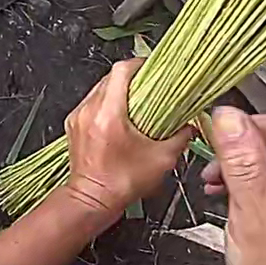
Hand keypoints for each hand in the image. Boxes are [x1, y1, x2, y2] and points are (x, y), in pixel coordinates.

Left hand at [60, 59, 195, 222]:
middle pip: (110, 78)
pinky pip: (91, 104)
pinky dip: (106, 104)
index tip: (153, 67)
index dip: (139, 64)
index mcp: (109, 114)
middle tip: (150, 87)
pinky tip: (121, 117)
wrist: (93, 200)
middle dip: (132, 79)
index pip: (121, 71)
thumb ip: (181, 137)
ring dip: (118, 91)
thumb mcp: (162, 159)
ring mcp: (78, 118)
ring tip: (137, 102)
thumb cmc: (121, 183)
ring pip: (100, 90)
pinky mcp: (74, 125)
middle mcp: (89, 111)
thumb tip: (191, 124)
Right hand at [202, 108, 265, 264]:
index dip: (256, 128)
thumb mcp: (253, 218)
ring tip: (218, 185)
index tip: (220, 142)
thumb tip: (227, 115)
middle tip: (214, 169)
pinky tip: (235, 193)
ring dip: (251, 166)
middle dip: (250, 150)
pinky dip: (262, 181)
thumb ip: (242, 162)